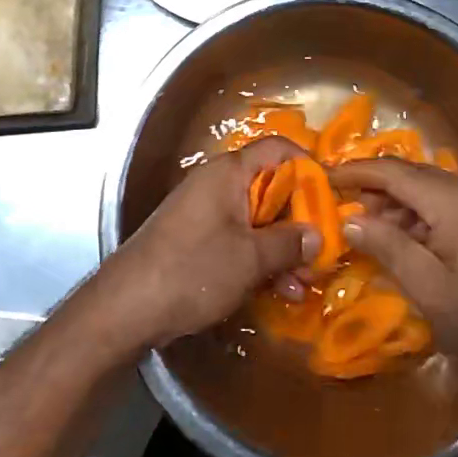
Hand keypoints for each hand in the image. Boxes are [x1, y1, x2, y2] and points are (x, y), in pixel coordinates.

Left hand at [93, 137, 318, 347]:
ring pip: (257, 219)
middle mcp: (217, 184)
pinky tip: (280, 292)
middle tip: (322, 251)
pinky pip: (239, 240)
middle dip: (299, 220)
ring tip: (305, 282)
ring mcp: (205, 213)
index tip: (331, 197)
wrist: (126, 307)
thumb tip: (318, 234)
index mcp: (228, 173)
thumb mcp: (250, 258)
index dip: (307, 166)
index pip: (277, 149)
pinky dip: (260, 260)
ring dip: (282, 248)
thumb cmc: (192, 270)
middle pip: (271, 187)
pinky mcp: (197, 240)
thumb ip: (289, 242)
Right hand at [329, 158, 457, 389]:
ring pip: (432, 191)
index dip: (356, 171)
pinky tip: (408, 243)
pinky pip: (450, 205)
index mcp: (455, 200)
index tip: (324, 177)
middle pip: (413, 176)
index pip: (393, 171)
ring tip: (371, 233)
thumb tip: (350, 219)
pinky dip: (423, 217)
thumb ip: (388, 247)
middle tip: (342, 210)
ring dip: (399, 206)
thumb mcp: (431, 290)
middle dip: (376, 190)